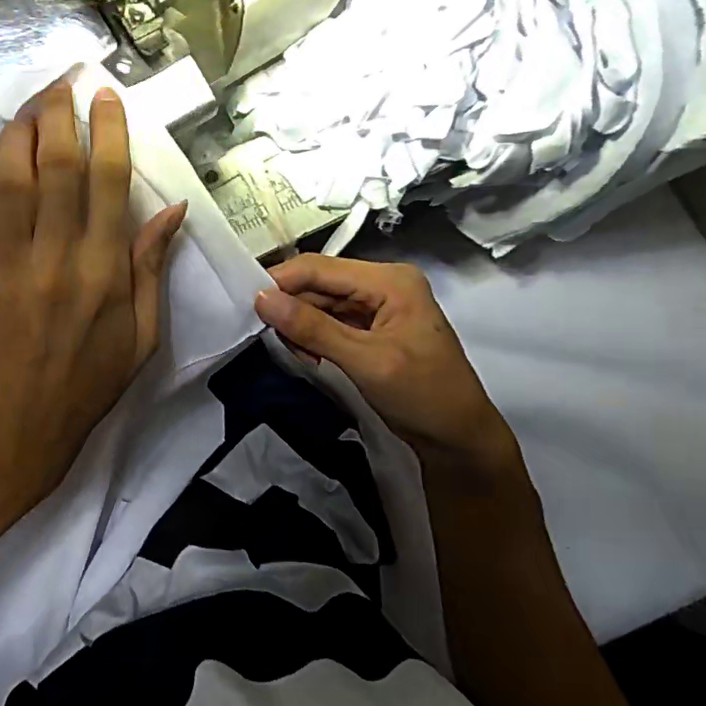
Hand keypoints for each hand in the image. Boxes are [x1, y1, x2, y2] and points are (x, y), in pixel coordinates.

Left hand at [0, 76, 187, 516]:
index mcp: (104, 271)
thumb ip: (152, 268)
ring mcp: (8, 272)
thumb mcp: (144, 334)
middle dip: (57, 116)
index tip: (104, 96)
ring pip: (6, 188)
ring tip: (24, 111)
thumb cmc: (95, 381)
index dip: (108, 132)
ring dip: (13, 139)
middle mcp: (55, 261)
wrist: (30, 427)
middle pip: (54, 171)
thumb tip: (173, 210)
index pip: (108, 184)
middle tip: (60, 84)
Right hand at [254, 254, 519, 476]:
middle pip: (319, 282)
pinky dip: (314, 335)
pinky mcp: (371, 325)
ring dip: (301, 324)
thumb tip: (261, 300)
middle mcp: (382, 283)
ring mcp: (378, 304)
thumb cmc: (423, 396)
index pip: (320, 268)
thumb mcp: (365, 361)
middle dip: (291, 307)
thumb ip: (312, 328)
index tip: (246, 304)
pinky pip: (330, 319)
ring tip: (298, 353)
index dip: (281, 281)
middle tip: (270, 337)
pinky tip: (309, 354)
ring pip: (321, 301)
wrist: (459, 438)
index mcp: (389, 280)